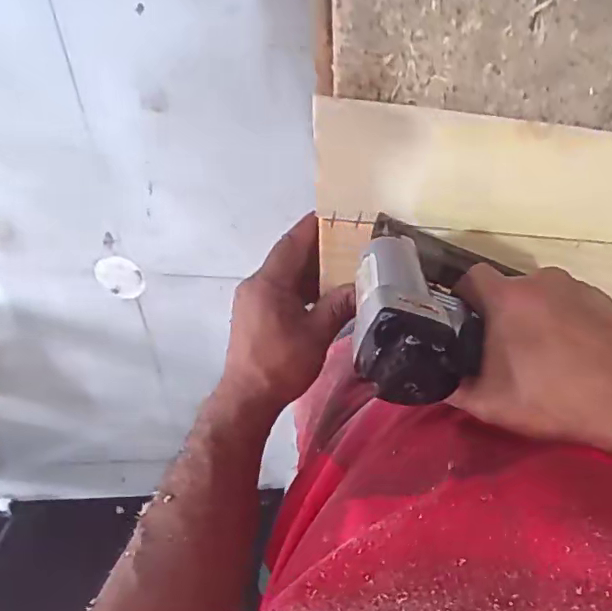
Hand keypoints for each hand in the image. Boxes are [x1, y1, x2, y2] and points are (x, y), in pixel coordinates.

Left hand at [214, 214, 354, 418]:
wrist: (248, 396)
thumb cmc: (281, 363)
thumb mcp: (317, 333)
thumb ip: (339, 306)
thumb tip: (363, 288)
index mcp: (269, 283)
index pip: (292, 244)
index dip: (312, 227)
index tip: (334, 214)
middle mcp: (257, 285)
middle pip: (289, 258)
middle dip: (319, 249)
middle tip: (350, 243)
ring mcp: (254, 301)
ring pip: (287, 276)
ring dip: (313, 271)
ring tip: (345, 269)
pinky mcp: (256, 315)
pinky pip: (283, 291)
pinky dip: (305, 288)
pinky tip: (326, 296)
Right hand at [450, 265, 611, 468]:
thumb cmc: (555, 399)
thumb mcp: (493, 405)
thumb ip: (457, 389)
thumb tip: (441, 381)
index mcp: (508, 297)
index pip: (471, 277)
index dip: (463, 298)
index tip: (465, 324)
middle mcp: (542, 281)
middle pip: (510, 290)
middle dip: (504, 315)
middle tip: (508, 352)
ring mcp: (578, 287)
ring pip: (545, 298)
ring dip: (539, 319)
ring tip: (548, 357)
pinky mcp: (606, 300)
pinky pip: (574, 305)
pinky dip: (568, 322)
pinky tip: (578, 355)